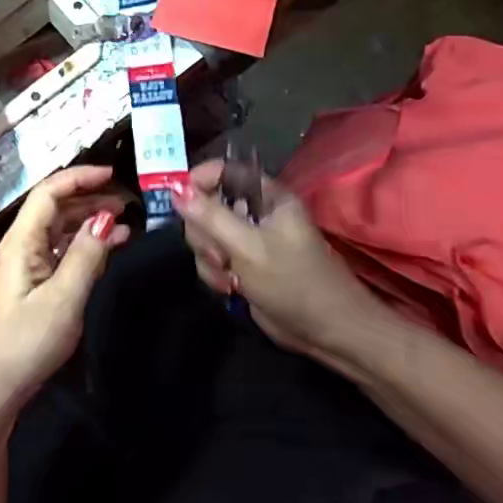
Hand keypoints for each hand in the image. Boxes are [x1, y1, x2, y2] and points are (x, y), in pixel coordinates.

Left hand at [0, 167, 130, 429]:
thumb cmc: (23, 342)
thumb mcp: (62, 299)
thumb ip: (86, 256)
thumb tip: (106, 218)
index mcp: (20, 241)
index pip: (49, 192)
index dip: (80, 177)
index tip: (114, 174)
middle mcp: (19, 247)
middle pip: (53, 208)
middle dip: (89, 198)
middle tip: (127, 201)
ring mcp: (22, 268)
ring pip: (57, 231)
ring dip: (87, 222)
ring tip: (124, 223)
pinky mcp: (27, 288)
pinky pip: (57, 254)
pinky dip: (81, 247)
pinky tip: (104, 252)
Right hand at [177, 160, 394, 367]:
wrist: (326, 331)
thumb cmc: (294, 282)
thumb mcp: (248, 247)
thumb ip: (210, 216)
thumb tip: (176, 189)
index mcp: (267, 197)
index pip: (224, 171)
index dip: (199, 180)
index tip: (180, 199)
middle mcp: (255, 213)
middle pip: (206, 205)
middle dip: (204, 232)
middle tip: (220, 253)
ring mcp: (247, 240)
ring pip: (204, 235)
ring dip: (209, 257)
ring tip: (228, 276)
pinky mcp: (241, 265)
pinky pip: (211, 258)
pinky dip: (214, 273)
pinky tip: (228, 288)